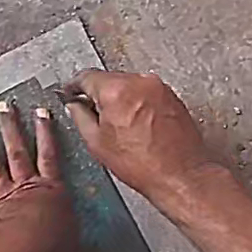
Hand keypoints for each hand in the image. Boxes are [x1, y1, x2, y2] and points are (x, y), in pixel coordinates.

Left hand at [0, 100, 88, 251]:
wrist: (32, 240)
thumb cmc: (55, 239)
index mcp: (51, 187)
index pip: (50, 153)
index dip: (47, 132)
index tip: (42, 111)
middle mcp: (27, 185)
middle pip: (18, 149)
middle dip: (12, 127)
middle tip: (4, 106)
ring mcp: (5, 196)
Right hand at [61, 69, 225, 210]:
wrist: (180, 175)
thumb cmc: (144, 165)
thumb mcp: (97, 143)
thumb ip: (80, 117)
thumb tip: (75, 106)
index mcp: (116, 90)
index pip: (86, 76)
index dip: (74, 86)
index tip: (72, 93)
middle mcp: (139, 82)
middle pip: (109, 79)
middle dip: (100, 95)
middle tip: (96, 118)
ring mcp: (158, 87)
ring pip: (128, 85)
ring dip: (120, 100)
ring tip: (123, 128)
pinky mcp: (171, 95)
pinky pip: (145, 93)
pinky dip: (138, 104)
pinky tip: (139, 127)